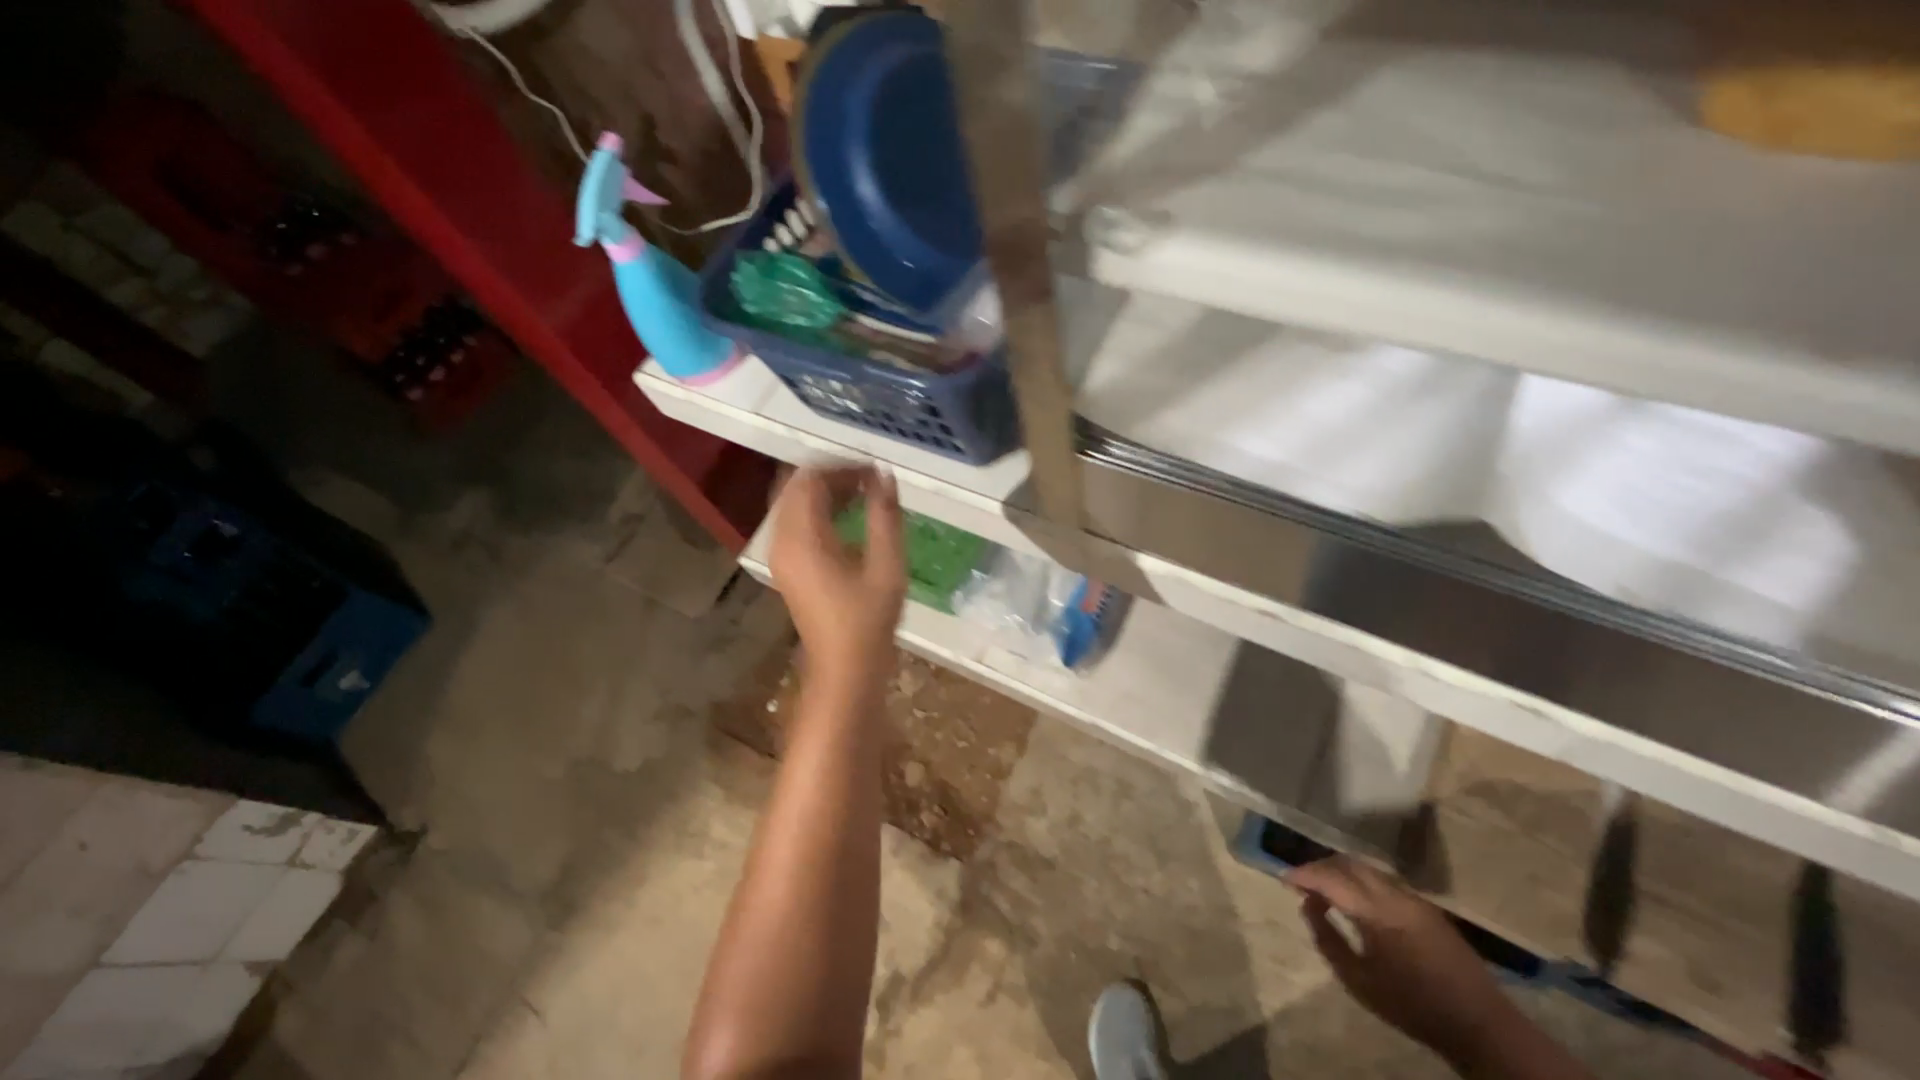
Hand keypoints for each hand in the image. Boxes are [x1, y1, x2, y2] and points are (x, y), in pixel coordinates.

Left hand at [768, 465, 906, 683]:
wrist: (845, 669)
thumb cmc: (869, 620)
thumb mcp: (887, 566)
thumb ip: (885, 516)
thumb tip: (885, 476)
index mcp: (802, 537)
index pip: (810, 479)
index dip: (842, 466)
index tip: (875, 470)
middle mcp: (781, 541)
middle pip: (796, 486)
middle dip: (831, 474)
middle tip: (869, 478)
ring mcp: (780, 555)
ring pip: (793, 503)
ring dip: (825, 491)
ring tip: (864, 493)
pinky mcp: (787, 567)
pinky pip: (795, 522)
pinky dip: (818, 510)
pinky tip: (849, 517)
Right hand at [1287, 856, 1518, 1066]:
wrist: (1477, 1022)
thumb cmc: (1411, 1005)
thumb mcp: (1358, 980)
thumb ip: (1328, 938)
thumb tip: (1309, 906)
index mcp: (1377, 912)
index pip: (1331, 877)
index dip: (1304, 874)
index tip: (1282, 878)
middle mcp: (1396, 895)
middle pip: (1351, 863)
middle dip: (1322, 867)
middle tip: (1301, 882)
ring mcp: (1415, 899)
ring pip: (1369, 870)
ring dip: (1343, 873)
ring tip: (1324, 890)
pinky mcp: (1427, 908)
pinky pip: (1385, 882)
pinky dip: (1362, 882)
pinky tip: (1355, 902)